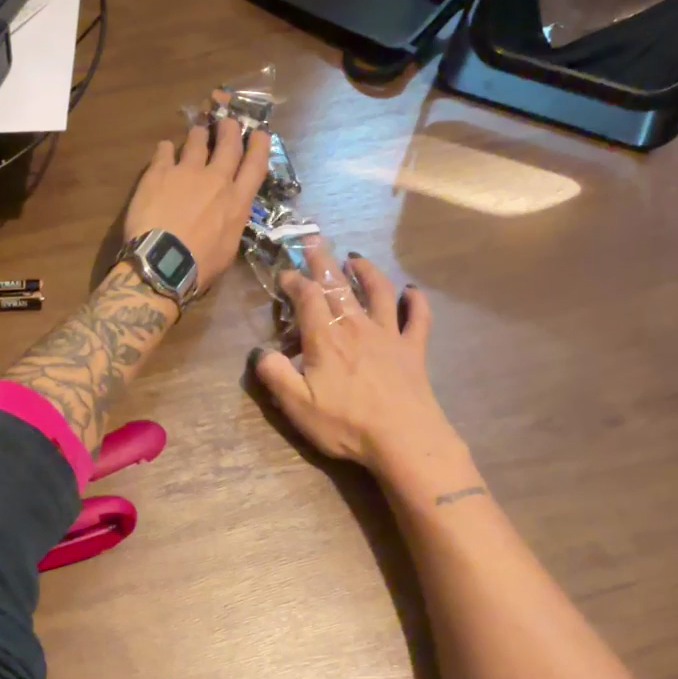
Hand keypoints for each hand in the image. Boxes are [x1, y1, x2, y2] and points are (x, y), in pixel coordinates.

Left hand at [125, 117, 270, 291]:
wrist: (162, 264)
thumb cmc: (199, 266)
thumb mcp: (228, 250)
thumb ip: (231, 225)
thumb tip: (228, 217)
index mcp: (237, 201)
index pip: (255, 165)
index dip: (259, 145)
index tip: (259, 133)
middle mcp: (215, 179)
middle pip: (227, 144)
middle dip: (229, 129)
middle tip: (226, 122)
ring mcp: (186, 172)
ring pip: (196, 141)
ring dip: (199, 134)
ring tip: (197, 131)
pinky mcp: (159, 173)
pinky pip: (164, 151)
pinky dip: (166, 148)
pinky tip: (165, 148)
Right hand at [252, 246, 469, 485]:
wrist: (403, 439)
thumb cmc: (345, 424)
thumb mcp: (296, 405)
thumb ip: (274, 374)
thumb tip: (259, 351)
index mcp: (326, 339)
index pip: (307, 298)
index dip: (294, 281)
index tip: (284, 273)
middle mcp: (357, 327)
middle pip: (339, 285)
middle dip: (324, 261)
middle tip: (315, 240)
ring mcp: (390, 335)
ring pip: (379, 292)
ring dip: (367, 271)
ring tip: (356, 259)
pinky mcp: (414, 350)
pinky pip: (418, 318)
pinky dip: (416, 301)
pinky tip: (412, 292)